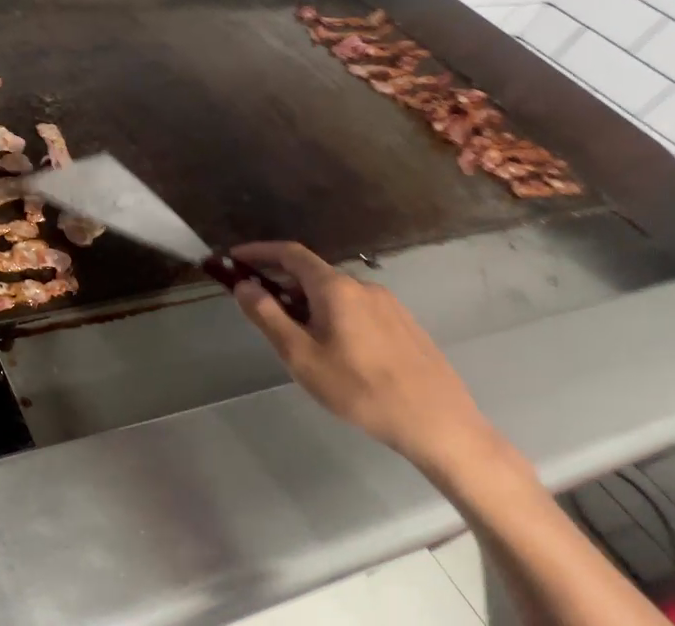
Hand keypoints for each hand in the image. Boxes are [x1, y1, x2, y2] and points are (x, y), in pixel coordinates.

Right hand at [230, 241, 498, 473]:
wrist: (439, 424)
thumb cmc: (361, 390)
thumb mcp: (301, 356)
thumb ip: (268, 316)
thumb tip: (244, 285)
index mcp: (335, 289)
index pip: (290, 253)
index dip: (259, 251)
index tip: (234, 259)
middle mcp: (363, 287)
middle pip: (313, 275)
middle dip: (282, 285)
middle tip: (262, 314)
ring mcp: (389, 305)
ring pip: (336, 295)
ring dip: (308, 305)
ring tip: (299, 342)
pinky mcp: (405, 326)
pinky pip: (358, 310)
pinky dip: (333, 316)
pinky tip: (337, 353)